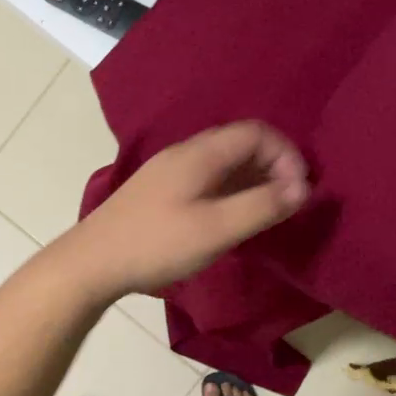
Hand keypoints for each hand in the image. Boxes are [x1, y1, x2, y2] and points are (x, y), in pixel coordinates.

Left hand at [49, 120, 309, 299]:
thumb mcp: (216, 229)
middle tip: (286, 205)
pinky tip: (228, 223)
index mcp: (200, 153)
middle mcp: (184, 154)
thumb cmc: (156, 245)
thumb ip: (261, 206)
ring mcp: (168, 173)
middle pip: (240, 145)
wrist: (92, 263)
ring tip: (263, 216)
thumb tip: (303, 188)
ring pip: (222, 165)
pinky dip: (228, 194)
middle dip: (272, 168)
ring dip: (250, 183)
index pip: (257, 132)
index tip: (299, 192)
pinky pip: (205, 182)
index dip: (286, 155)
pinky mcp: (158, 194)